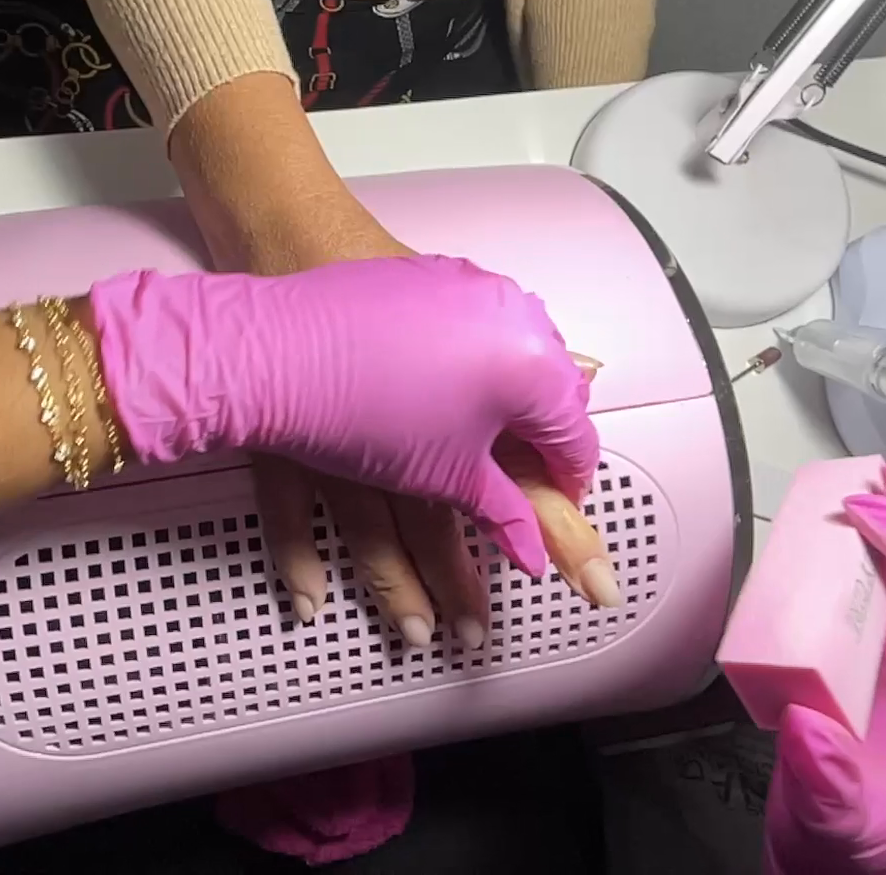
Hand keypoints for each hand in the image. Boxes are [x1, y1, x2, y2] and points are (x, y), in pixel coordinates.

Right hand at [237, 217, 619, 650]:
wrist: (295, 249)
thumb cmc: (377, 269)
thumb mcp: (469, 296)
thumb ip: (530, 339)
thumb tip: (592, 362)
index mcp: (466, 398)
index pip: (530, 473)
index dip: (562, 512)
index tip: (579, 549)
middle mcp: (412, 436)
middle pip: (451, 524)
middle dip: (471, 583)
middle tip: (486, 637)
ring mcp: (348, 446)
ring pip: (382, 535)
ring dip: (400, 589)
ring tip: (420, 635)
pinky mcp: (293, 446)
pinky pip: (294, 513)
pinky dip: (301, 559)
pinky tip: (313, 604)